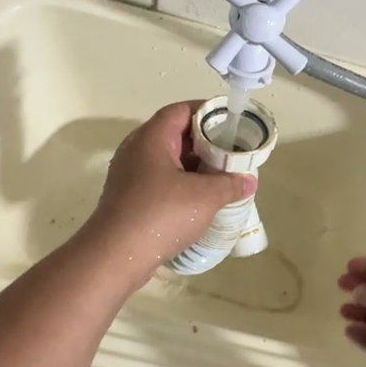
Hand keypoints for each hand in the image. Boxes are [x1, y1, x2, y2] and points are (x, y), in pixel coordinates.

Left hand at [82, 101, 255, 270]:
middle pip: (175, 133)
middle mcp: (137, 149)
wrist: (115, 255)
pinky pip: (160, 180)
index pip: (181, 110)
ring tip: (222, 176)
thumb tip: (249, 181)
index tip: (232, 123)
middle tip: (232, 152)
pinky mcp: (128, 197)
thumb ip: (230, 184)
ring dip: (194, 166)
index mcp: (152, 138)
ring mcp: (130, 174)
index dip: (208, 112)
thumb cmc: (161, 214)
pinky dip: (181, 183)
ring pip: (167, 159)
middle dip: (205, 141)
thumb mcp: (205, 197)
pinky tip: (200, 199)